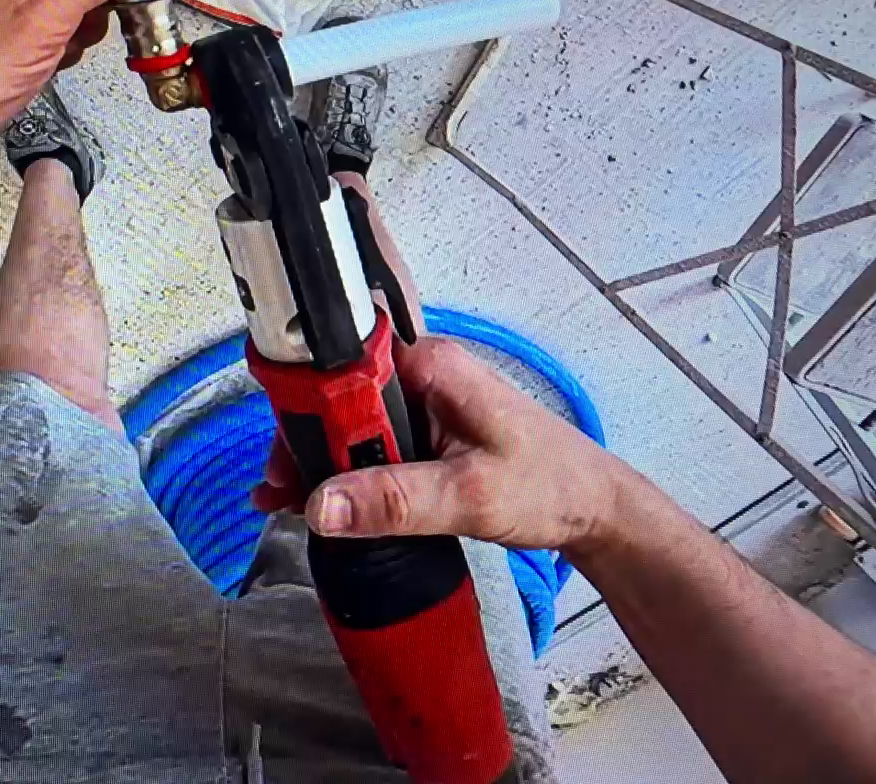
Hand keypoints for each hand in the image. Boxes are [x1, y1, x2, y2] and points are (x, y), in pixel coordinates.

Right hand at [254, 336, 635, 554]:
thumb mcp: (470, 497)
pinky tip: (321, 499)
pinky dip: (344, 470)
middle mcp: (420, 375)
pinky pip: (370, 444)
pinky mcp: (422, 432)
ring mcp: (421, 403)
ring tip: (286, 497)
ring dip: (320, 461)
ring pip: (351, 425)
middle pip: (340, 398)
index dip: (309, 409)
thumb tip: (322, 505)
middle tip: (280, 485)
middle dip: (306, 442)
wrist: (595, 511)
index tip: (287, 454)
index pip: (347, 371)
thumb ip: (394, 500)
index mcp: (431, 365)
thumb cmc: (550, 488)